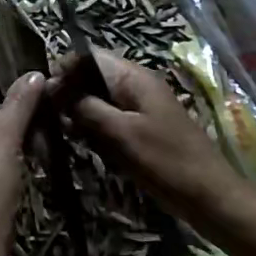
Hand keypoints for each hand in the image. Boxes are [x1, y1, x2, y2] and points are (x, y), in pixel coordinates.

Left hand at [0, 62, 46, 255]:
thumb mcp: (6, 136)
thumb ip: (20, 101)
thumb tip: (36, 72)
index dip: (2, 69)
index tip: (34, 71)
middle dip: (11, 92)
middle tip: (44, 93)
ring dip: (12, 114)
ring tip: (44, 113)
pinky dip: (6, 133)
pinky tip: (32, 137)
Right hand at [49, 49, 241, 210]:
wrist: (211, 199)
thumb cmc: (166, 161)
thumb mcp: (120, 132)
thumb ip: (85, 106)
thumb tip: (52, 87)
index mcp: (134, 77)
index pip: (89, 56)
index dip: (64, 68)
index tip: (44, 92)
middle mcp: (135, 85)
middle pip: (90, 76)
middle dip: (68, 91)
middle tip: (49, 115)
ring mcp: (138, 107)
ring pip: (96, 97)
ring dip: (77, 110)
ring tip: (61, 129)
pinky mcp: (138, 128)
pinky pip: (107, 117)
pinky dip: (91, 125)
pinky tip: (79, 140)